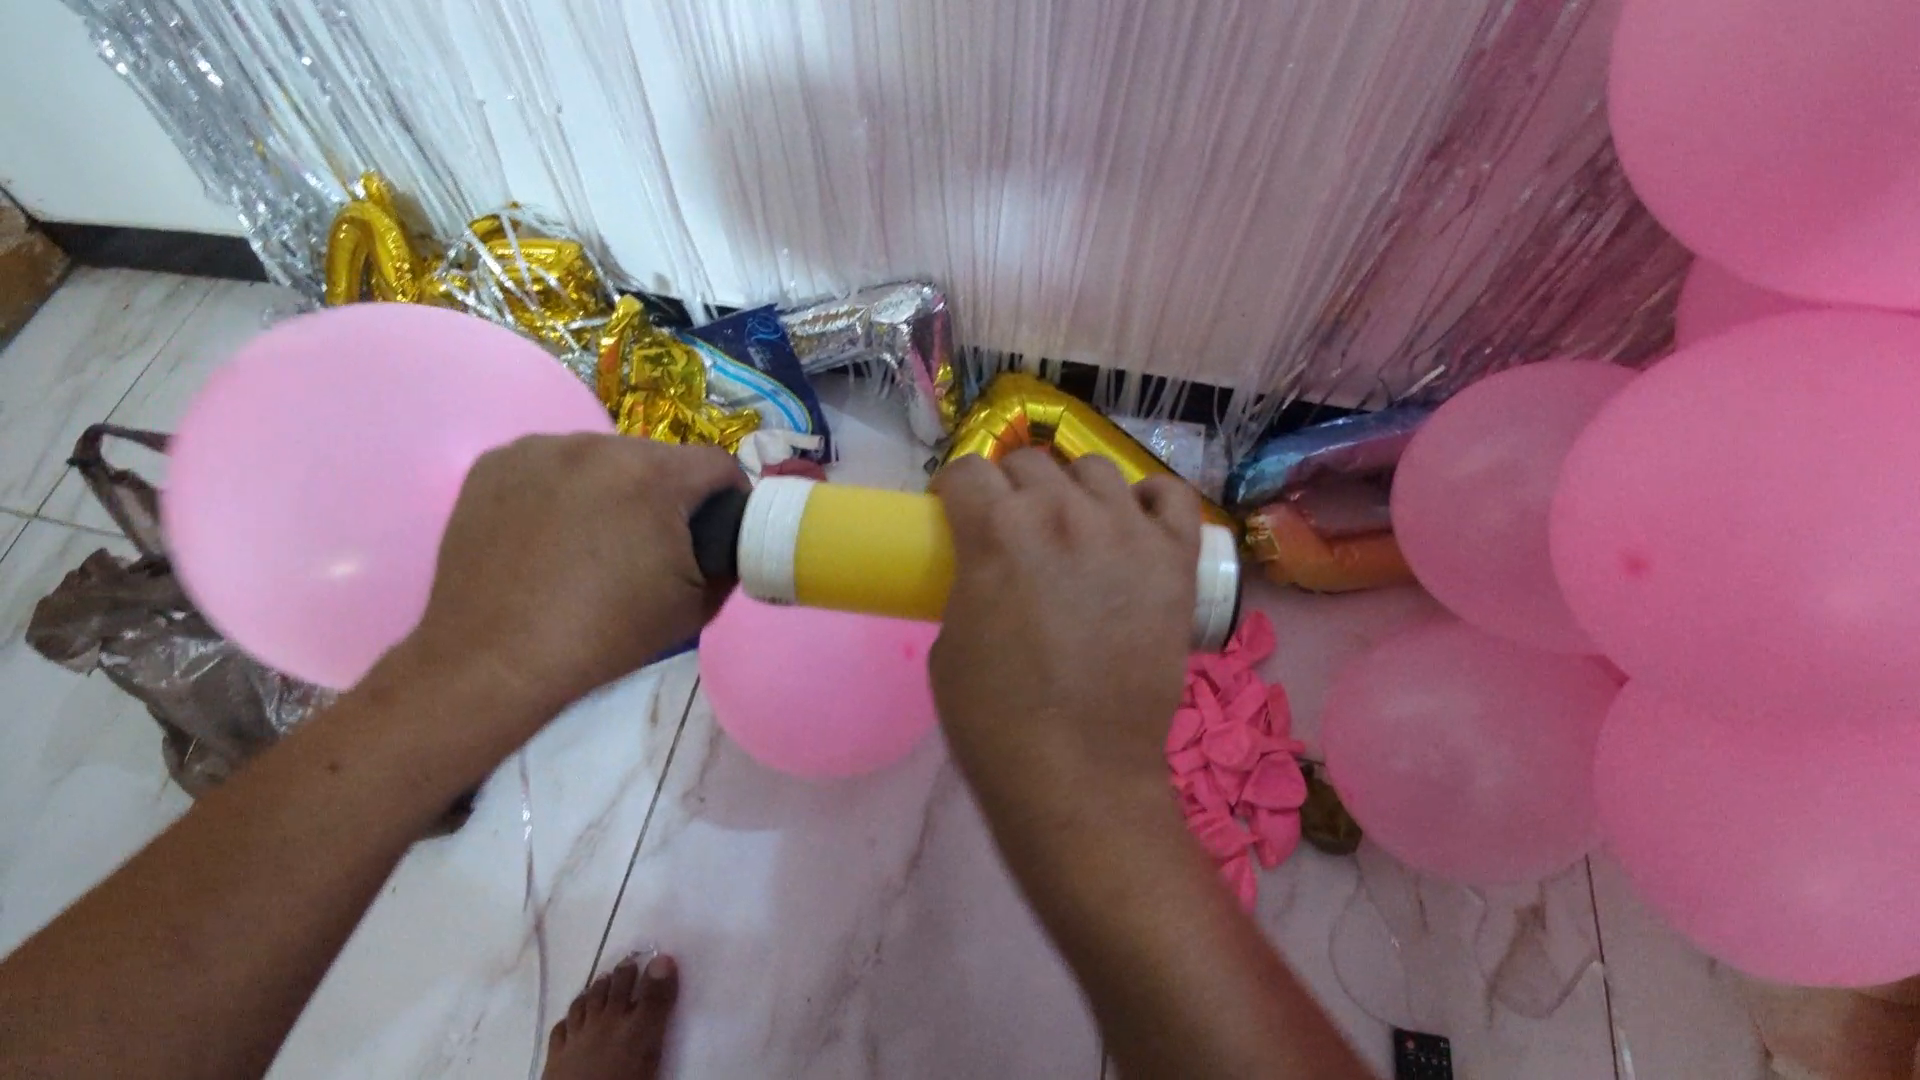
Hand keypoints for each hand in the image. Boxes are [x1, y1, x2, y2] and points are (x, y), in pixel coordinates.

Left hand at [401, 434, 744, 720]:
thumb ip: (726, 561)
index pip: (717, 463)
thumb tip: (726, 542)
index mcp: (653, 475)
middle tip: (652, 542)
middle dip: (666, 493)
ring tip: (595, 539)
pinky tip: (550, 532)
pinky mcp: (493, 463)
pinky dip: (561, 489)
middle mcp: (596, 445)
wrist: (495, 659)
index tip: (719, 528)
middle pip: (656, 458)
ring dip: (613, 487)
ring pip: (601, 459)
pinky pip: (550, 465)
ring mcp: (538, 449)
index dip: (730, 495)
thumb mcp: (696, 605)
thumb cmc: (606, 633)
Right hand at [930, 450, 1199, 810]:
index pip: (966, 470)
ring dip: (1073, 492)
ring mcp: (1127, 531)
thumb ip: (970, 582)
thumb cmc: (995, 718)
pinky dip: (1148, 502)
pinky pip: (1169, 497)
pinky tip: (1132, 527)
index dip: (955, 492)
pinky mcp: (1175, 559)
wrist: (1078, 772)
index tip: (956, 515)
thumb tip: (989, 567)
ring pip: (1096, 470)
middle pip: (1029, 462)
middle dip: (1010, 489)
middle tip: (1012, 531)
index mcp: (996, 530)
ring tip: (1073, 531)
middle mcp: (1063, 513)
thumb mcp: (950, 640)